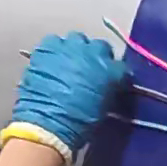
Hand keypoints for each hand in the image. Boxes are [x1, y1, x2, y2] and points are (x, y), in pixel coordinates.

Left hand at [5, 32, 128, 158]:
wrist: (47, 124)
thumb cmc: (80, 123)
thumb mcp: (103, 109)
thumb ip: (108, 92)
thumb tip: (108, 89)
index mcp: (111, 70)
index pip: (120, 67)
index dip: (115, 75)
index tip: (111, 82)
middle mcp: (93, 53)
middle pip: (98, 48)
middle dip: (95, 58)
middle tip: (89, 72)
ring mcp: (68, 47)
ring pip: (75, 41)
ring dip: (74, 51)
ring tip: (68, 66)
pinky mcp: (46, 49)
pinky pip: (53, 44)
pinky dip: (53, 52)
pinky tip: (50, 65)